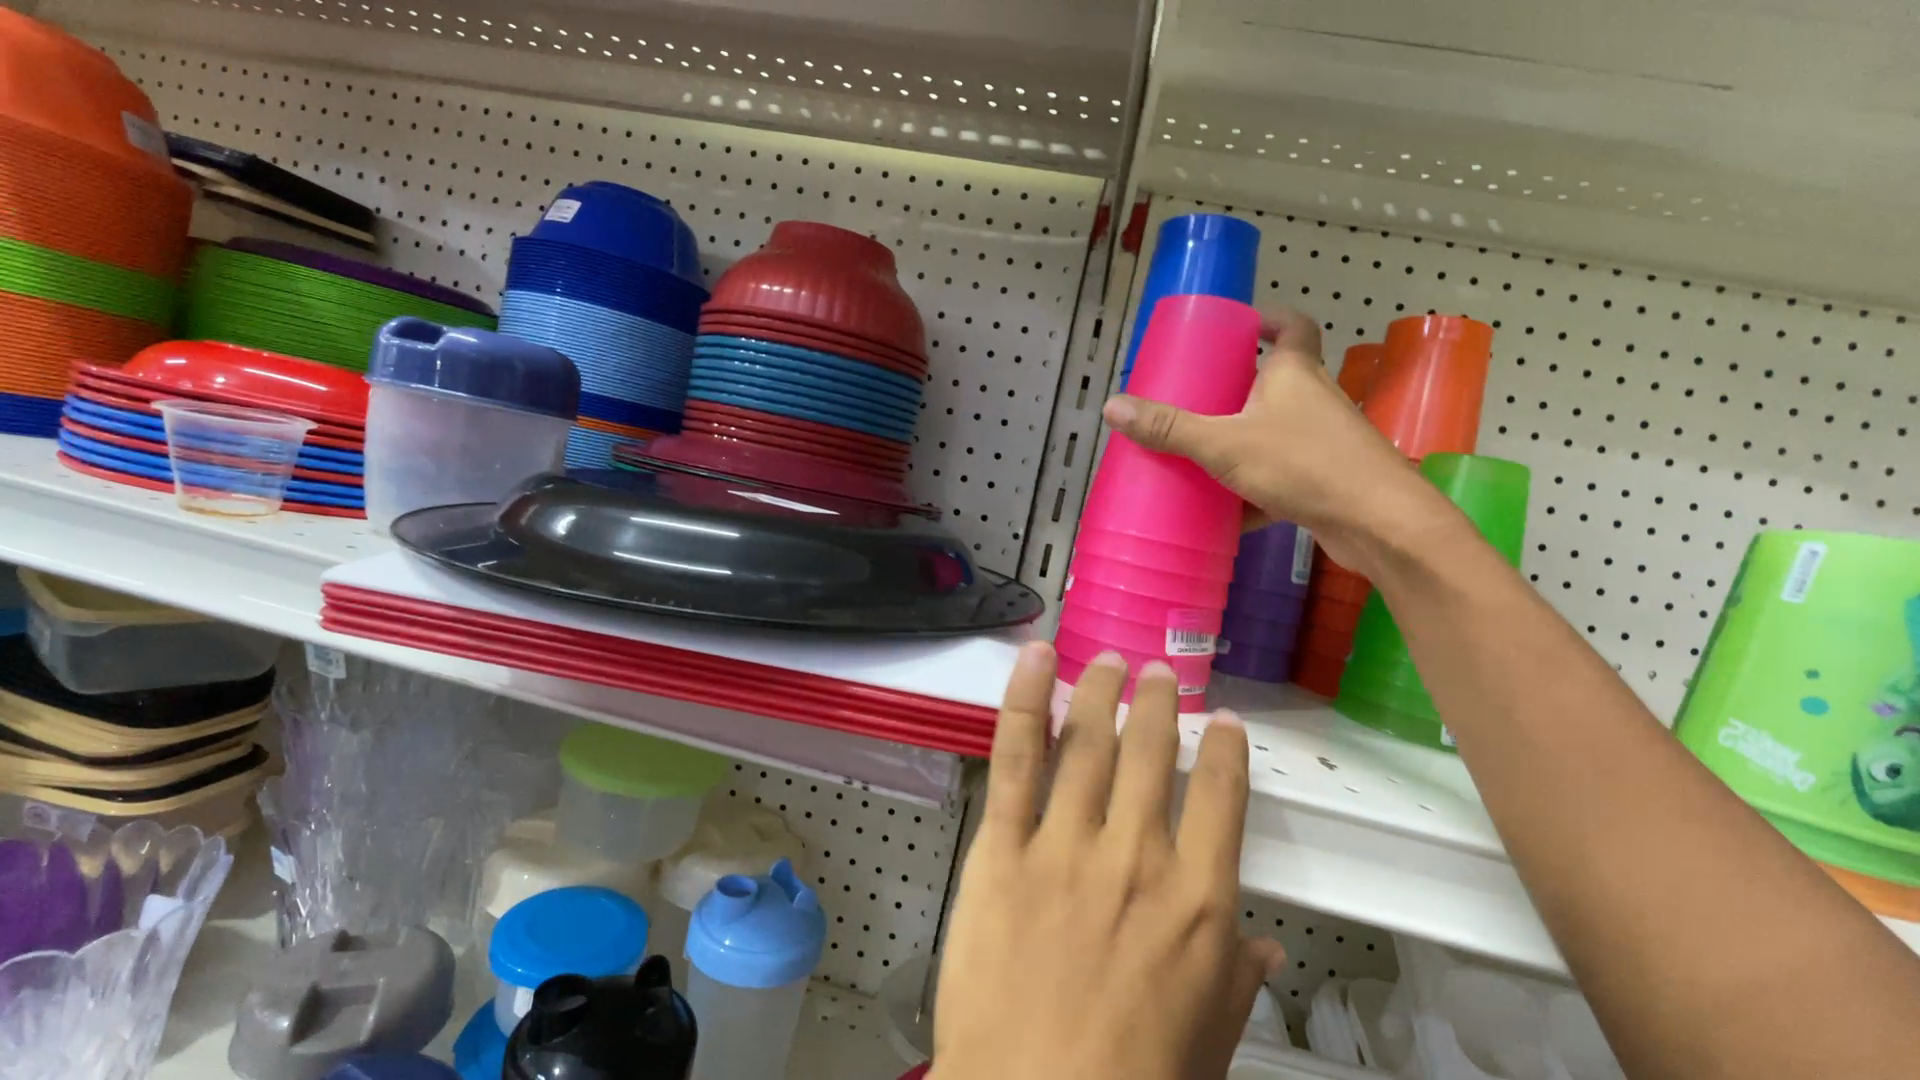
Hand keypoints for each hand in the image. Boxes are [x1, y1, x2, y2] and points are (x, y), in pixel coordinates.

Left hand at [930, 645, 1285, 1079]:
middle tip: (1160, 675)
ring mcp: (1065, 846)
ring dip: (1102, 692)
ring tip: (1110, 661)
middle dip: (1160, 705)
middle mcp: (1136, 856)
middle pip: (1154, 754)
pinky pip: (1016, 759)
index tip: (1224, 722)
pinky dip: (1026, 701)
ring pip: (1089, 743)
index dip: (1227, 751)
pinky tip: (1036, 658)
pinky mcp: (1002, 850)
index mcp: (1199, 901)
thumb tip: (1264, 947)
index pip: (1224, 797)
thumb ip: (1237, 981)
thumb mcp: (1208, 1041)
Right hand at [1101, 309, 1444, 578]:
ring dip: (1241, 443)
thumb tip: (1112, 407)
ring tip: (1198, 455)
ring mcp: (1323, 442)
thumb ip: (1171, 429)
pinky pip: (1280, 477)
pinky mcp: (1325, 481)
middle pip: (1276, 381)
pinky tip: (1222, 515)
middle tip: (1195, 398)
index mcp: (1295, 372)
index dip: (1268, 319)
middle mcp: (1314, 399)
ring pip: (1275, 433)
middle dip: (1235, 389)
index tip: (1238, 325)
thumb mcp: (1225, 444)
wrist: (1378, 523)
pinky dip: (1252, 492)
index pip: (1292, 325)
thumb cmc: (1304, 464)